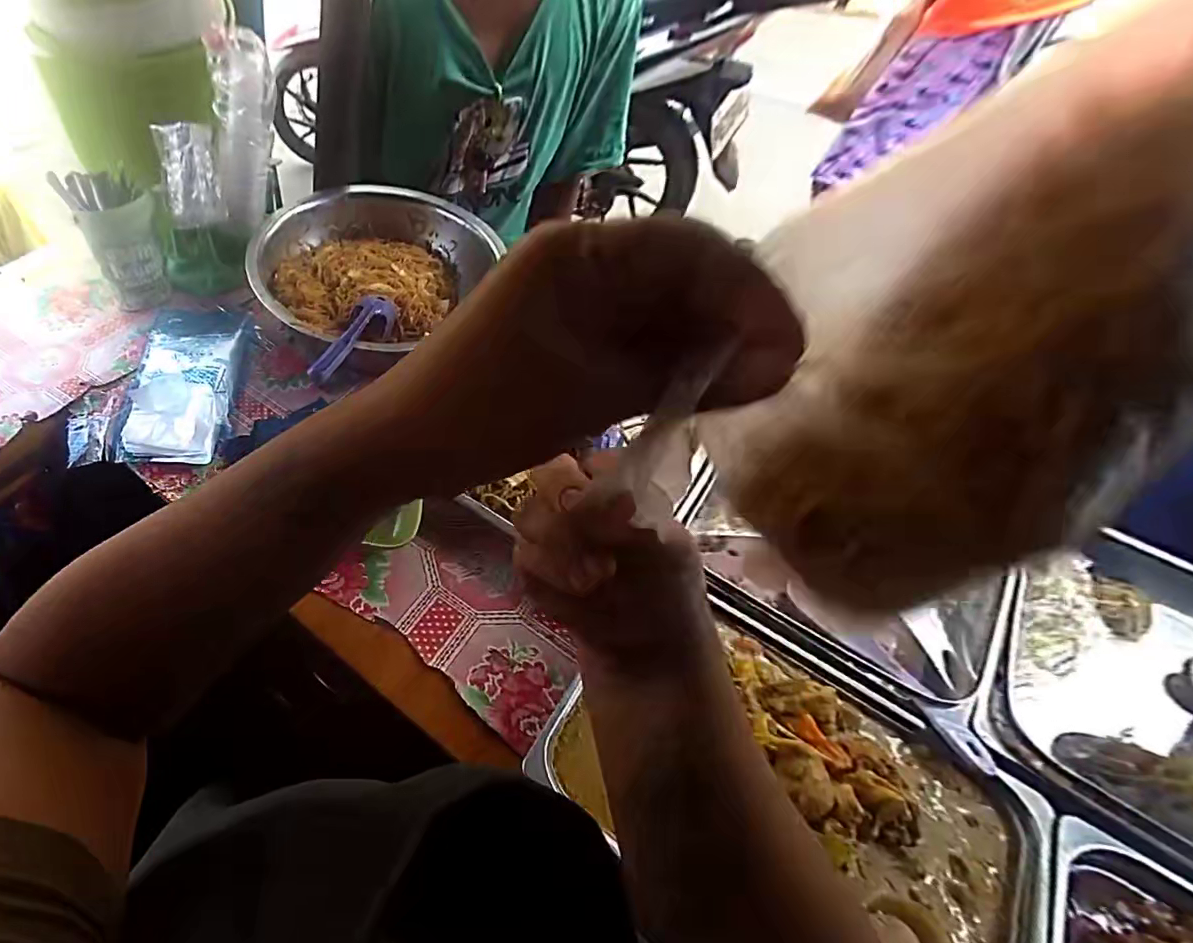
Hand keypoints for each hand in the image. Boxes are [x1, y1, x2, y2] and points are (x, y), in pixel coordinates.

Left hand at [366, 216, 802, 495]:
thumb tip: (775, 366)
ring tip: (736, 394)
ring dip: (693, 350)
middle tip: (769, 381)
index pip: (693, 249)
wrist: (402, 445)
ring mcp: (560, 296)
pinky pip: (619, 338)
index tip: (790, 352)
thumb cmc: (483, 414)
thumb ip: (682, 375)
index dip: (750, 298)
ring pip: (650, 312)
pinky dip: (653, 365)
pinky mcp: (552, 333)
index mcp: (579, 248)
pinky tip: (683, 394)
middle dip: (726, 326)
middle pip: (677, 277)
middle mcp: (573, 257)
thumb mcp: (589, 393)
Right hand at [514, 453, 715, 671]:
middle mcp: (581, 503)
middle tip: (596, 564)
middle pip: (541, 485)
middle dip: (564, 527)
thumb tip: (594, 487)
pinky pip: (521, 562)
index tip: (600, 519)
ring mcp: (554, 535)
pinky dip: (547, 586)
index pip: (581, 458)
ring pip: (525, 523)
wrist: (645, 661)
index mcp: (620, 488)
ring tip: (591, 588)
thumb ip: (631, 512)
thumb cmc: (668, 599)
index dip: (582, 485)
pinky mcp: (535, 569)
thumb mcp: (666, 549)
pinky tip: (574, 604)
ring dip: (558, 561)